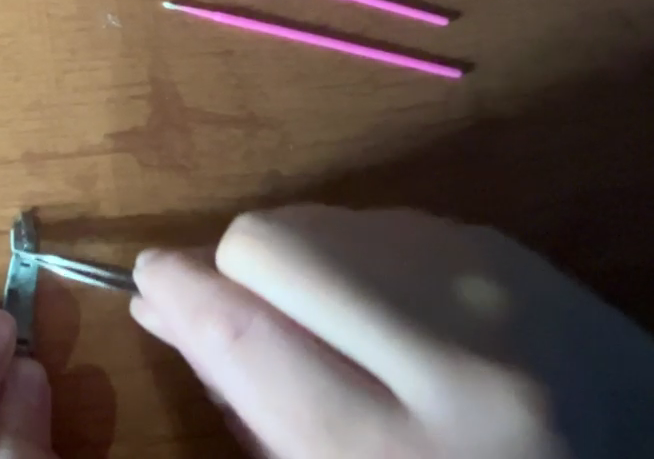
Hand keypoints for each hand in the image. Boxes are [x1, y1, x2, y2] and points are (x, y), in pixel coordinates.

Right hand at [130, 205, 653, 458]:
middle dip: (233, 265)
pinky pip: (363, 217)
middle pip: (262, 242)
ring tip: (338, 317)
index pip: (240, 329)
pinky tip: (392, 303)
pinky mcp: (501, 243)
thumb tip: (160, 306)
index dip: (174, 289)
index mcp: (397, 449)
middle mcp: (448, 359)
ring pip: (309, 217)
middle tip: (256, 311)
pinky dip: (346, 250)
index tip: (152, 282)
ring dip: (292, 257)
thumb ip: (246, 396)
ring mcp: (485, 286)